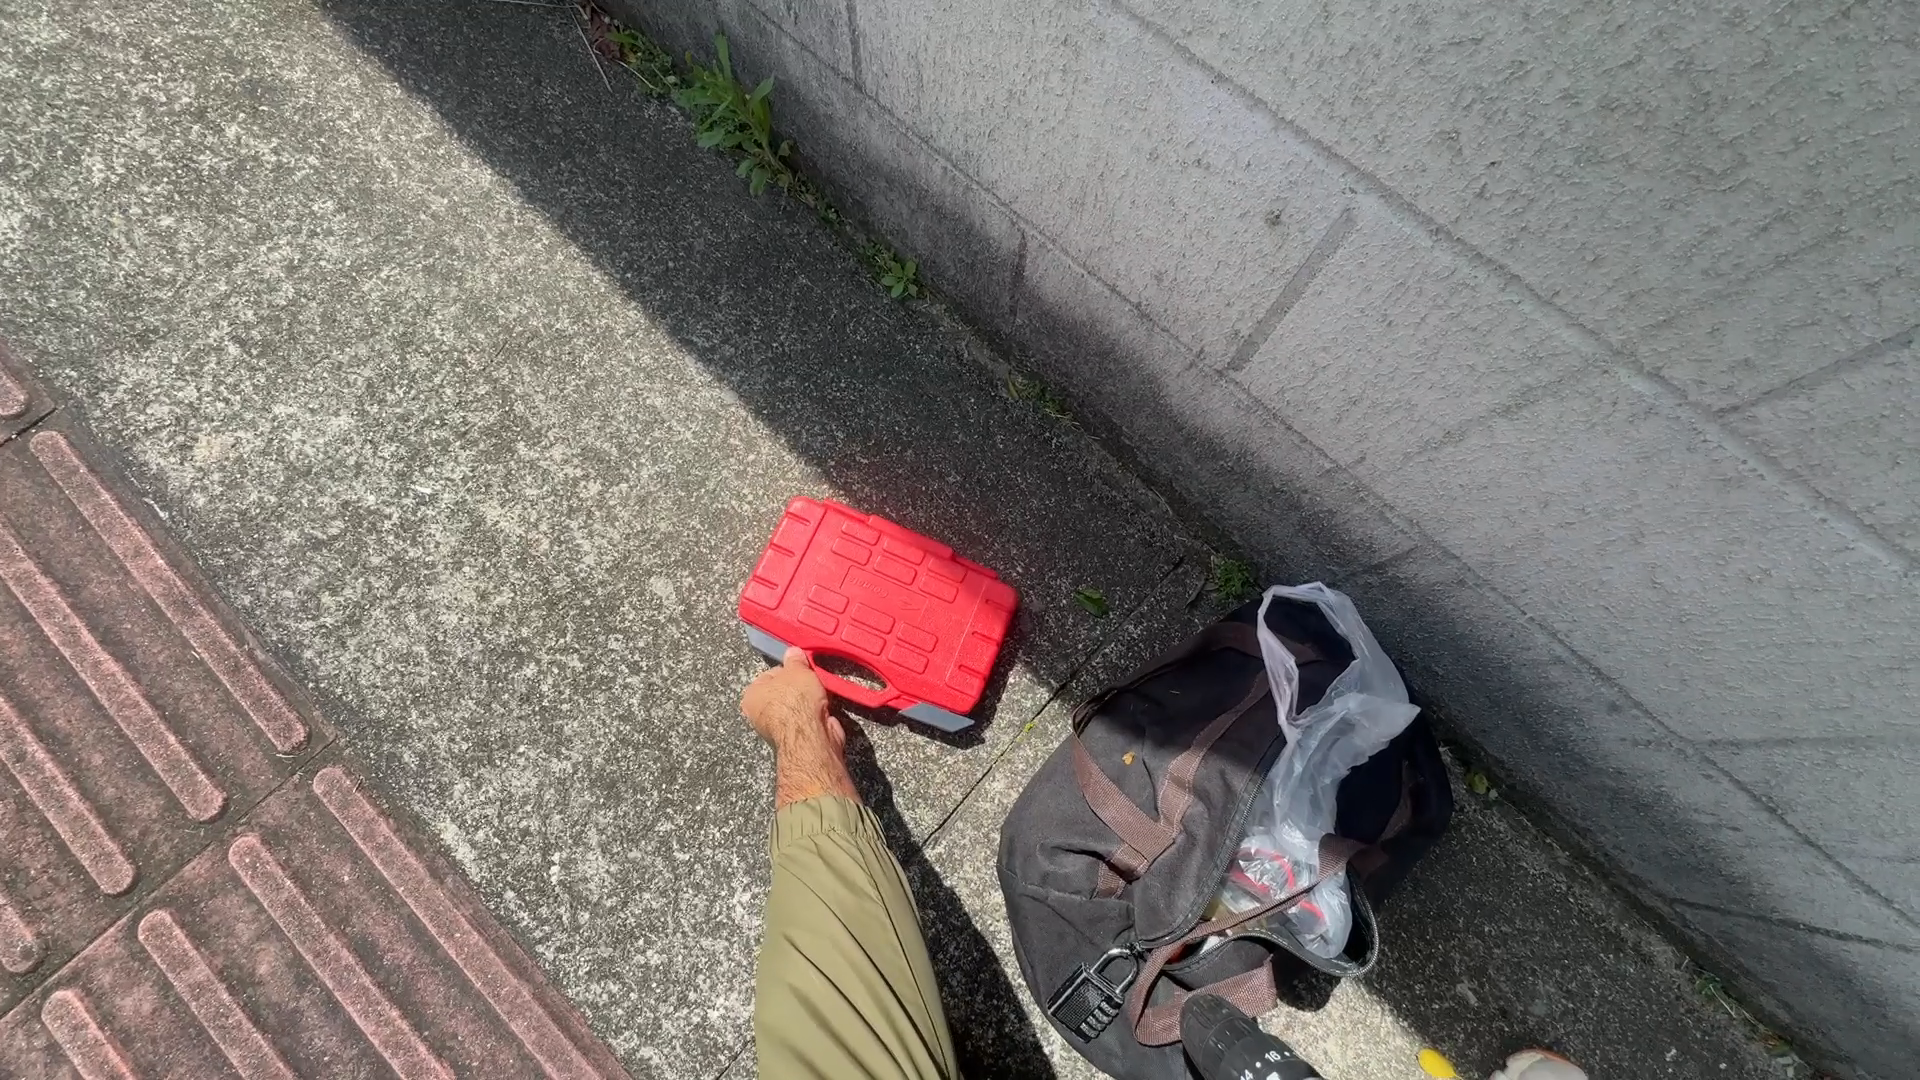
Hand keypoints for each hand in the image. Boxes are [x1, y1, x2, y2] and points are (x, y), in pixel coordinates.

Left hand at [741, 647, 840, 753]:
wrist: (810, 734)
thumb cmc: (795, 702)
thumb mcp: (796, 669)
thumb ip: (794, 659)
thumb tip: (794, 652)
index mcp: (751, 696)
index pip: (769, 675)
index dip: (787, 668)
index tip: (800, 665)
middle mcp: (760, 714)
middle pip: (785, 690)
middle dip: (800, 684)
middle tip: (811, 677)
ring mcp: (779, 727)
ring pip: (799, 704)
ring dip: (811, 697)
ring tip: (820, 691)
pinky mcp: (797, 736)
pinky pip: (809, 716)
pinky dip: (818, 710)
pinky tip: (825, 704)